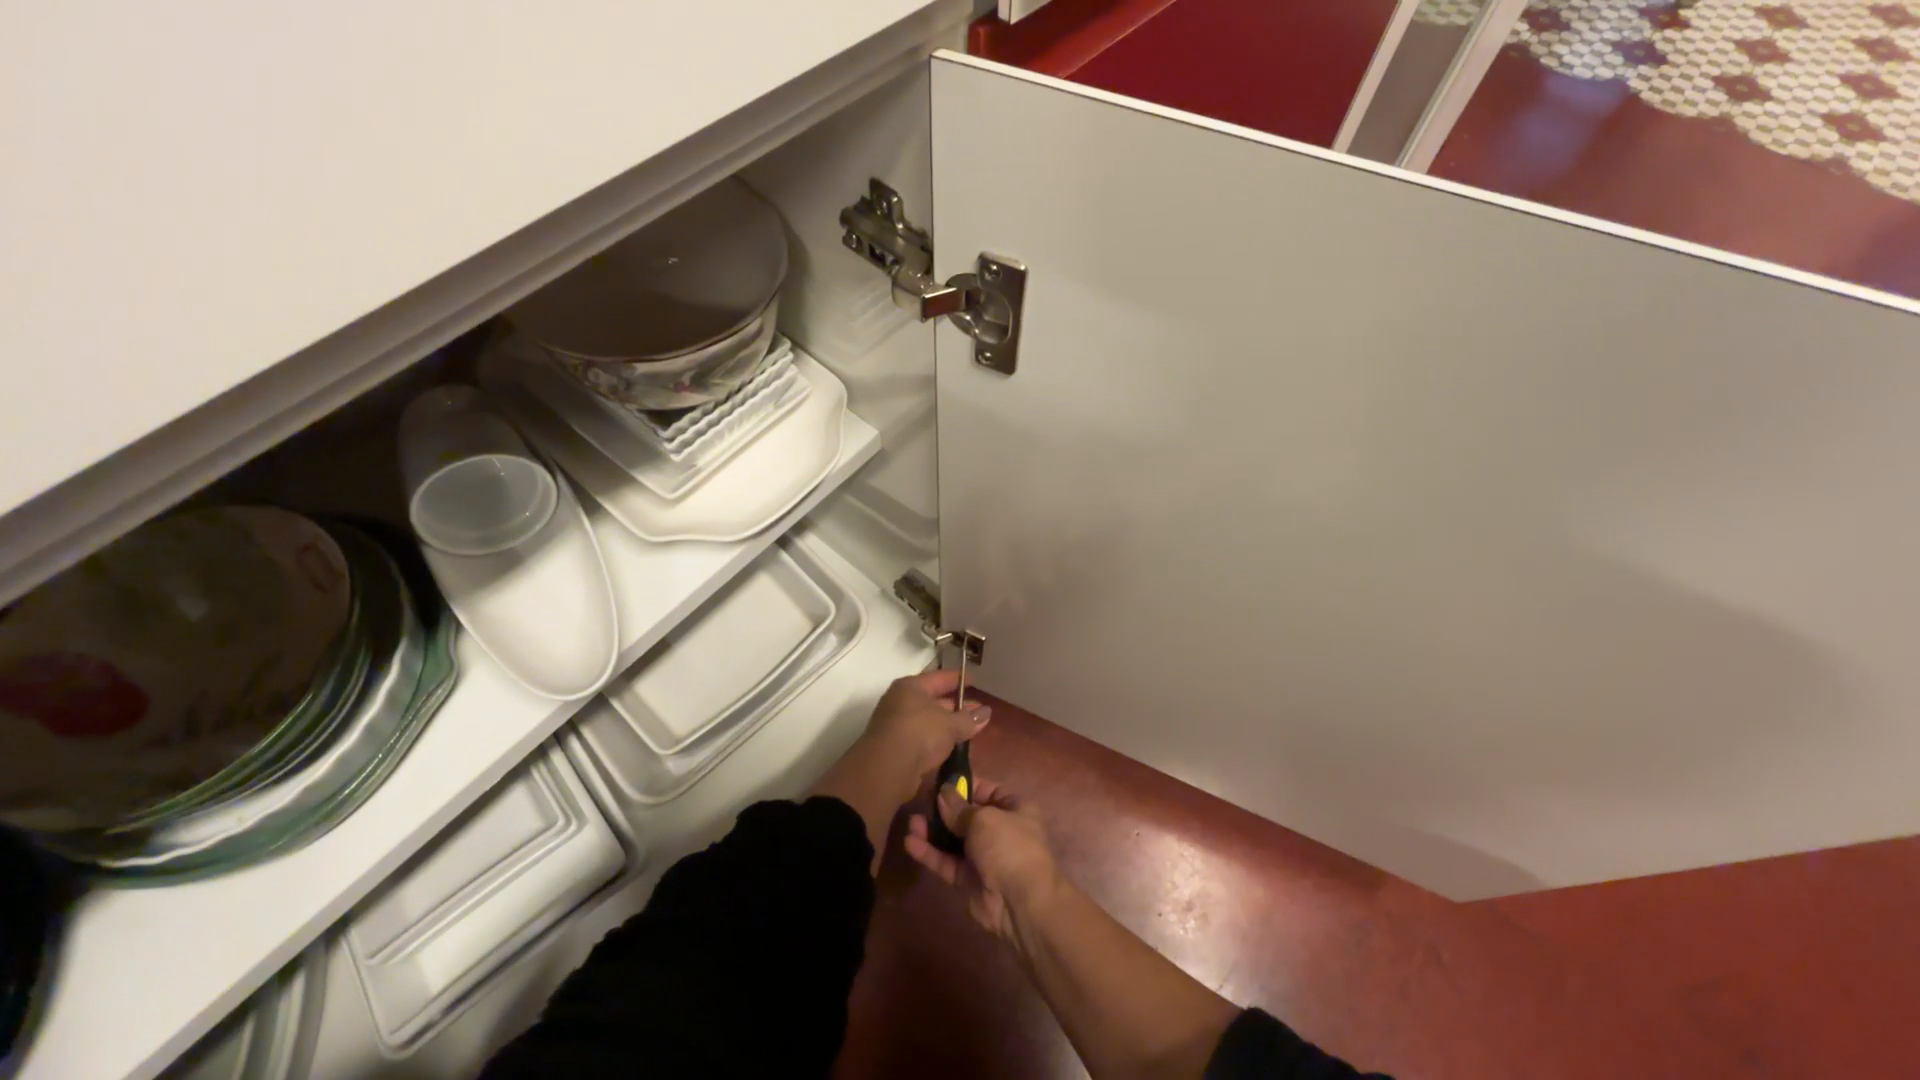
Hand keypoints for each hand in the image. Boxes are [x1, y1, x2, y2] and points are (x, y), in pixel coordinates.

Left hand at [810, 670, 989, 866]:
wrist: (888, 767)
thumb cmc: (920, 733)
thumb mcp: (950, 724)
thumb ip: (969, 719)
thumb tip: (986, 712)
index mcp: (910, 687)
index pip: (938, 678)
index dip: (957, 679)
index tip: (974, 680)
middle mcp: (900, 702)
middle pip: (933, 700)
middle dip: (956, 707)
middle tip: (978, 712)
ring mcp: (896, 725)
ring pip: (929, 722)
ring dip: (948, 726)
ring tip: (971, 731)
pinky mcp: (896, 747)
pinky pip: (923, 739)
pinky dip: (938, 741)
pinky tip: (954, 747)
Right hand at [905, 777, 1062, 941]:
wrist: (1020, 902)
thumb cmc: (1008, 846)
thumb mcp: (983, 819)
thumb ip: (958, 807)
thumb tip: (943, 792)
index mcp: (1015, 809)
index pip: (989, 790)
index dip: (965, 785)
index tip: (940, 781)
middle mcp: (1001, 831)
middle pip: (967, 816)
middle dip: (944, 809)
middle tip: (920, 802)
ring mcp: (984, 857)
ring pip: (954, 840)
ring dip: (933, 831)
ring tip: (912, 823)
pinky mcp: (969, 880)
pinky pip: (947, 862)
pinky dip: (930, 853)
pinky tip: (911, 843)